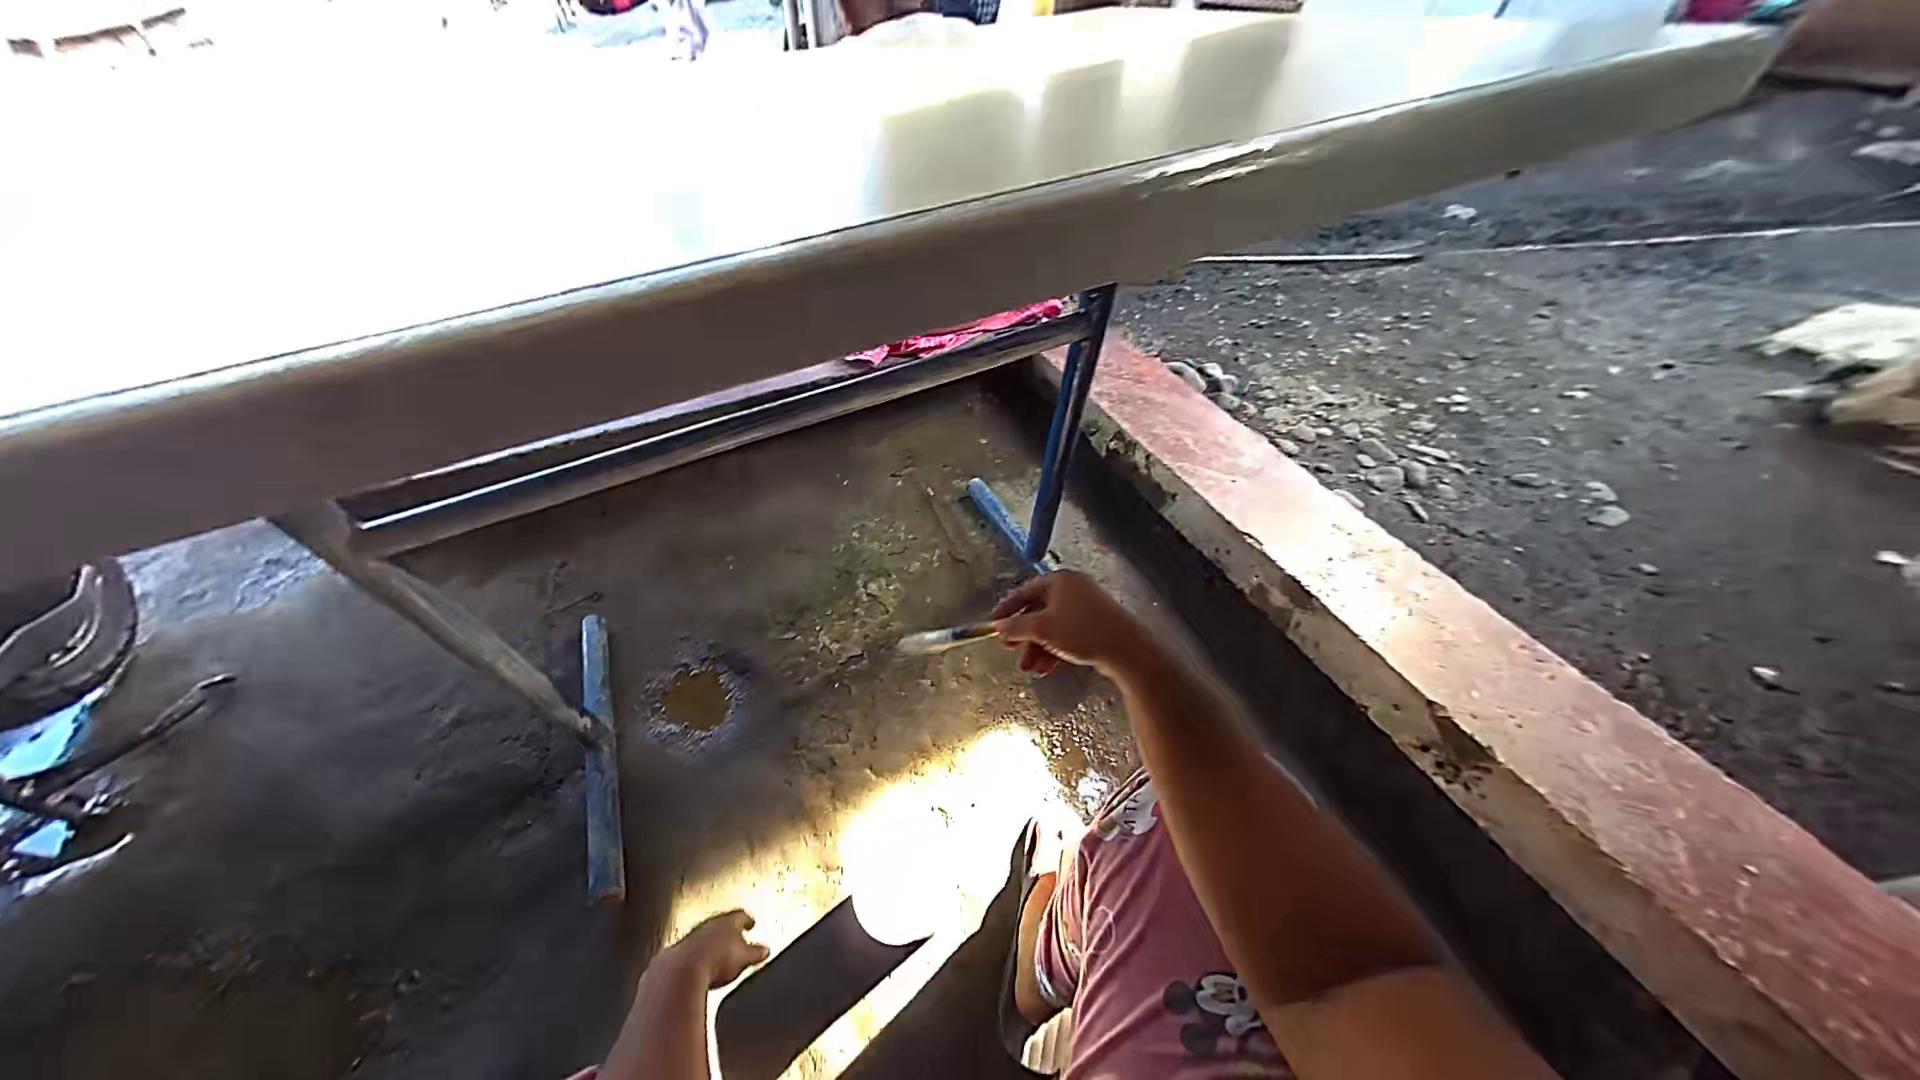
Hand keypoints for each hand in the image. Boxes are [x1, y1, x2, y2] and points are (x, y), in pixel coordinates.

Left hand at [665, 910, 769, 989]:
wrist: (680, 973)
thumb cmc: (715, 960)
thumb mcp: (744, 958)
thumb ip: (756, 952)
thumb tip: (766, 950)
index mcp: (727, 921)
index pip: (741, 915)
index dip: (747, 920)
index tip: (751, 923)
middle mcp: (709, 925)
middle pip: (721, 925)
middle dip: (728, 932)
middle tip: (736, 939)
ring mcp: (691, 938)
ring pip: (705, 938)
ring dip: (712, 945)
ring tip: (718, 957)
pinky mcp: (676, 955)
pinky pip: (691, 953)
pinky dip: (698, 959)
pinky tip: (700, 970)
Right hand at [991, 571, 1153, 677]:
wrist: (1126, 650)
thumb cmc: (1082, 631)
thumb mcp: (1042, 629)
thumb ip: (1016, 627)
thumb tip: (999, 626)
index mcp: (1059, 581)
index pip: (1025, 591)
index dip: (1008, 609)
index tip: (995, 624)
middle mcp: (1073, 589)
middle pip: (1039, 612)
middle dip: (1024, 636)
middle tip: (1011, 650)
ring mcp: (1086, 608)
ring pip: (1053, 628)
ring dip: (1038, 648)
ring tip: (1029, 668)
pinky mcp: (1096, 626)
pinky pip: (1068, 636)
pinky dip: (1055, 651)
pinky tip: (1046, 669)